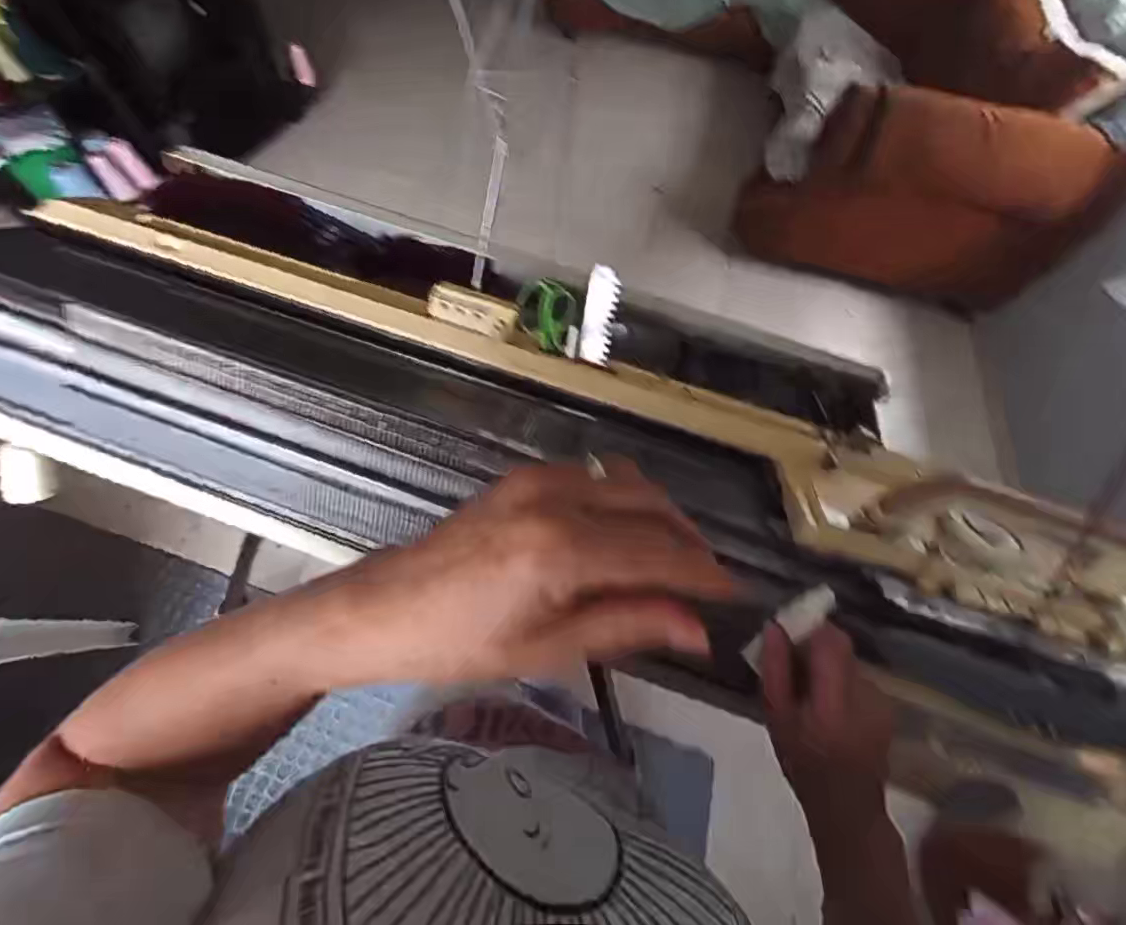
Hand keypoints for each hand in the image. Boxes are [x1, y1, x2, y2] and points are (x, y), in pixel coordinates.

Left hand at [309, 459, 738, 685]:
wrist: (388, 606)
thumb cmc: (461, 642)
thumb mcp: (548, 647)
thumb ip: (626, 625)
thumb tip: (697, 628)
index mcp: (564, 549)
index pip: (661, 554)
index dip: (705, 575)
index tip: (737, 594)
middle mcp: (556, 499)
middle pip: (651, 506)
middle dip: (688, 542)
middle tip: (704, 584)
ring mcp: (535, 480)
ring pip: (625, 483)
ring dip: (658, 516)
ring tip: (669, 562)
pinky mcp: (520, 478)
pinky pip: (592, 478)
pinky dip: (621, 501)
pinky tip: (620, 535)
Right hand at [758, 623, 894, 829]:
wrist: (847, 805)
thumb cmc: (801, 761)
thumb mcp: (775, 715)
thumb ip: (775, 669)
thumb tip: (774, 627)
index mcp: (834, 702)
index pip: (832, 642)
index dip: (810, 625)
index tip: (787, 627)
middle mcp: (865, 695)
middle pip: (841, 646)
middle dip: (814, 643)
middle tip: (790, 657)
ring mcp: (881, 701)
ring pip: (847, 660)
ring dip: (825, 662)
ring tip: (807, 685)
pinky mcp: (887, 706)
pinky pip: (856, 676)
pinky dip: (838, 678)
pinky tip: (826, 701)